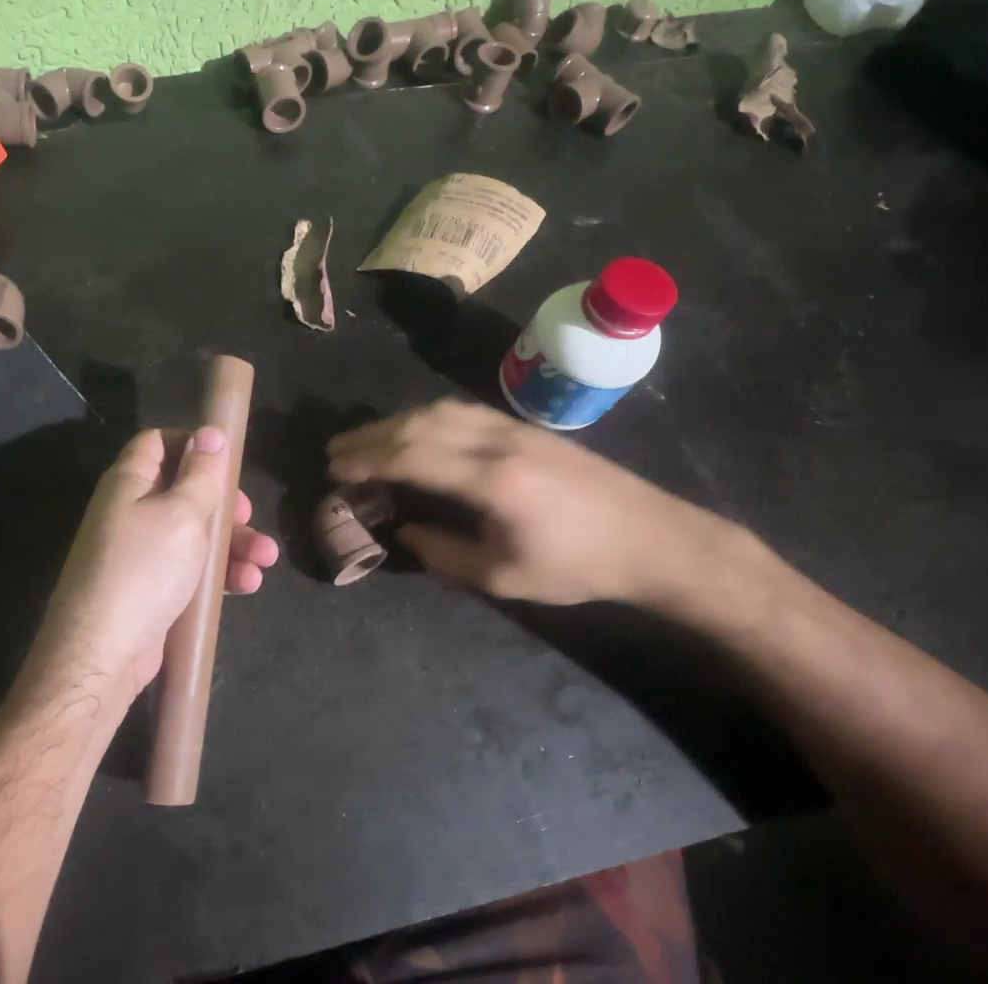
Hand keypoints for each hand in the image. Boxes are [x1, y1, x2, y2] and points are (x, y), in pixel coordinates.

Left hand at [33, 426, 279, 700]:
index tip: (228, 460)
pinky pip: (189, 570)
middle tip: (248, 517)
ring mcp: (139, 553)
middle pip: (184, 491)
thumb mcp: (181, 514)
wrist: (103, 652)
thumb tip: (209, 432)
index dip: (194, 445)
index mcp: (129, 482)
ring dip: (232, 543)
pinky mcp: (150, 590)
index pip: (158, 443)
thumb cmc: (144, 569)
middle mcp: (130, 512)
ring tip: (265, 560)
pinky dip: (218, 574)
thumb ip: (201, 474)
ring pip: (193, 534)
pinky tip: (248, 585)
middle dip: (224, 504)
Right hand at [327, 400, 740, 607]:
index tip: (333, 468)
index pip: (412, 458)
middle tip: (334, 450)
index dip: (366, 460)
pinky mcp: (526, 427)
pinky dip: (425, 416)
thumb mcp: (504, 577)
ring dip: (394, 421)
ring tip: (363, 438)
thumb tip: (403, 531)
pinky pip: (462, 410)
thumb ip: (443, 554)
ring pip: (440, 410)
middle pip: (419, 426)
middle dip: (369, 436)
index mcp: (492, 482)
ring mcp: (514, 428)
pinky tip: (413, 429)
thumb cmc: (578, 567)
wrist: (653, 538)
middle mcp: (498, 442)